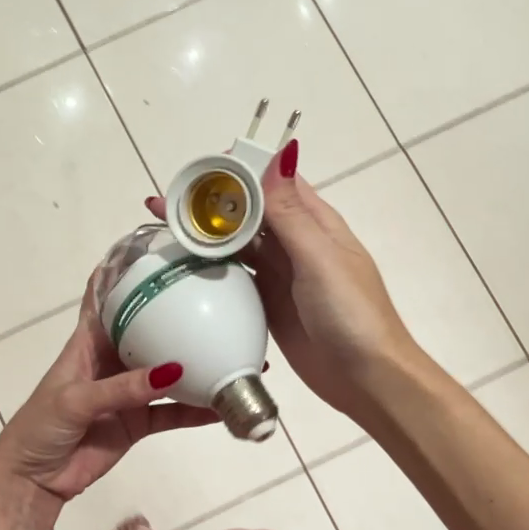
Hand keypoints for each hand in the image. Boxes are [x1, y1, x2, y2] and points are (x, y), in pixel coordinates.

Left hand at [0, 292, 216, 507]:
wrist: (34, 479)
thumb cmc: (41, 427)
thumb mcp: (75, 401)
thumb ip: (122, 388)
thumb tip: (173, 370)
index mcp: (88, 343)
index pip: (108, 297)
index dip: (128, 271)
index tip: (162, 248)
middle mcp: (112, 360)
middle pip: (149, 331)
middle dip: (179, 317)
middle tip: (220, 302)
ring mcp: (128, 392)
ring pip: (168, 372)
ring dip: (197, 365)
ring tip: (235, 353)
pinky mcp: (138, 422)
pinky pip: (172, 411)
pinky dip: (197, 410)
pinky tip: (224, 405)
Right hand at [147, 140, 415, 424]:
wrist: (365, 378)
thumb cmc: (351, 313)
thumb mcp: (319, 258)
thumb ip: (292, 212)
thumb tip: (281, 151)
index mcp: (314, 223)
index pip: (270, 183)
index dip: (235, 172)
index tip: (196, 171)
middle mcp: (294, 243)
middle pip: (247, 214)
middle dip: (208, 204)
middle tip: (164, 203)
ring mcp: (280, 276)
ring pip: (237, 246)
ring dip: (204, 237)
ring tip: (162, 230)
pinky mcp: (267, 305)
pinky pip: (234, 280)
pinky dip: (209, 272)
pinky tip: (182, 269)